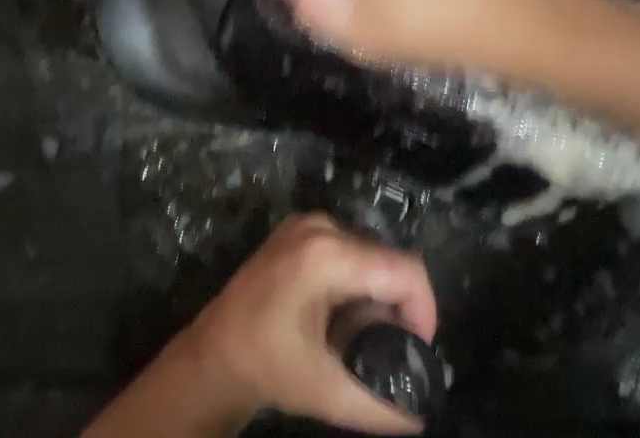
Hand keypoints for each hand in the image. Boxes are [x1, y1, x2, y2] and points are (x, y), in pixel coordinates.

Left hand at [174, 213, 438, 434]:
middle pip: (389, 260)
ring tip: (362, 336)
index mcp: (328, 255)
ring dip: (377, 295)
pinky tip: (341, 317)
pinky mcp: (298, 232)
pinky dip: (357, 282)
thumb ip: (386, 406)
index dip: (424, 311)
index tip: (414, 348)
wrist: (216, 352)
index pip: (406, 270)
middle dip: (398, 306)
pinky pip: (349, 250)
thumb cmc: (268, 365)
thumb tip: (423, 414)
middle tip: (386, 347)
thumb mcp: (332, 393)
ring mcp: (306, 224)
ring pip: (371, 256)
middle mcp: (320, 228)